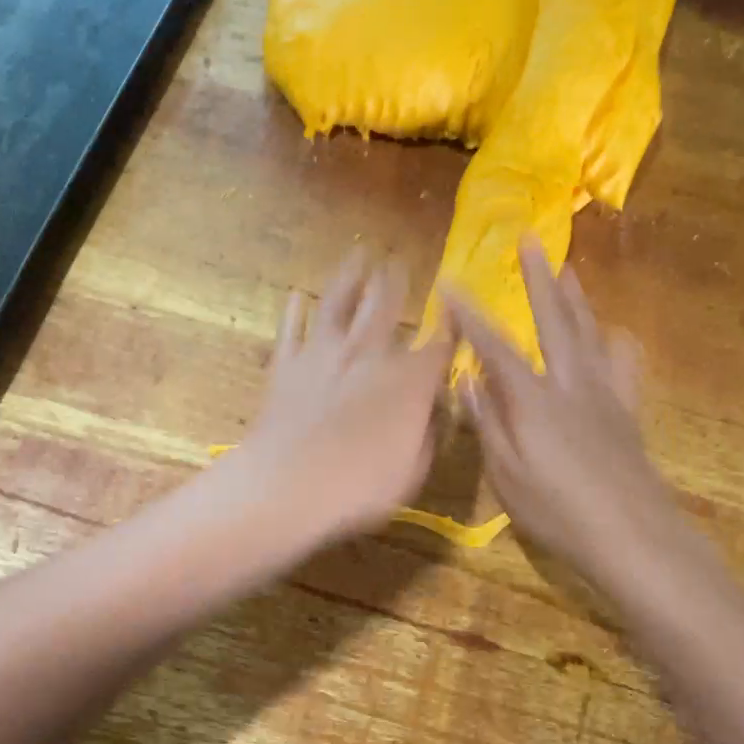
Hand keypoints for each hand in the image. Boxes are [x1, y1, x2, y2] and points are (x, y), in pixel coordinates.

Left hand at [226, 252, 454, 542]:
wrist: (287, 487)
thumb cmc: (358, 489)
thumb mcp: (412, 472)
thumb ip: (427, 434)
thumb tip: (433, 410)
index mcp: (408, 381)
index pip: (439, 342)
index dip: (451, 322)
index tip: (456, 305)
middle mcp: (369, 354)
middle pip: (386, 304)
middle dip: (396, 279)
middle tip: (399, 260)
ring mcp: (323, 354)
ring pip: (339, 302)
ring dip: (350, 276)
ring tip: (358, 254)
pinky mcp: (286, 364)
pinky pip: (291, 328)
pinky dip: (294, 310)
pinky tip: (295, 296)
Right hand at [448, 238, 678, 581]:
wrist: (632, 533)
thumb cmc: (558, 512)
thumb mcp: (507, 475)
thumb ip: (489, 425)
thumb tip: (471, 381)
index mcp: (532, 400)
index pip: (495, 347)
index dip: (470, 315)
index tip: (450, 284)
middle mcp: (569, 384)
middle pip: (553, 321)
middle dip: (538, 278)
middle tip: (531, 240)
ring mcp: (604, 394)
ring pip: (590, 333)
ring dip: (576, 298)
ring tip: (569, 270)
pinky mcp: (626, 412)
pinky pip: (622, 364)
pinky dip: (614, 343)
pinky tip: (613, 337)